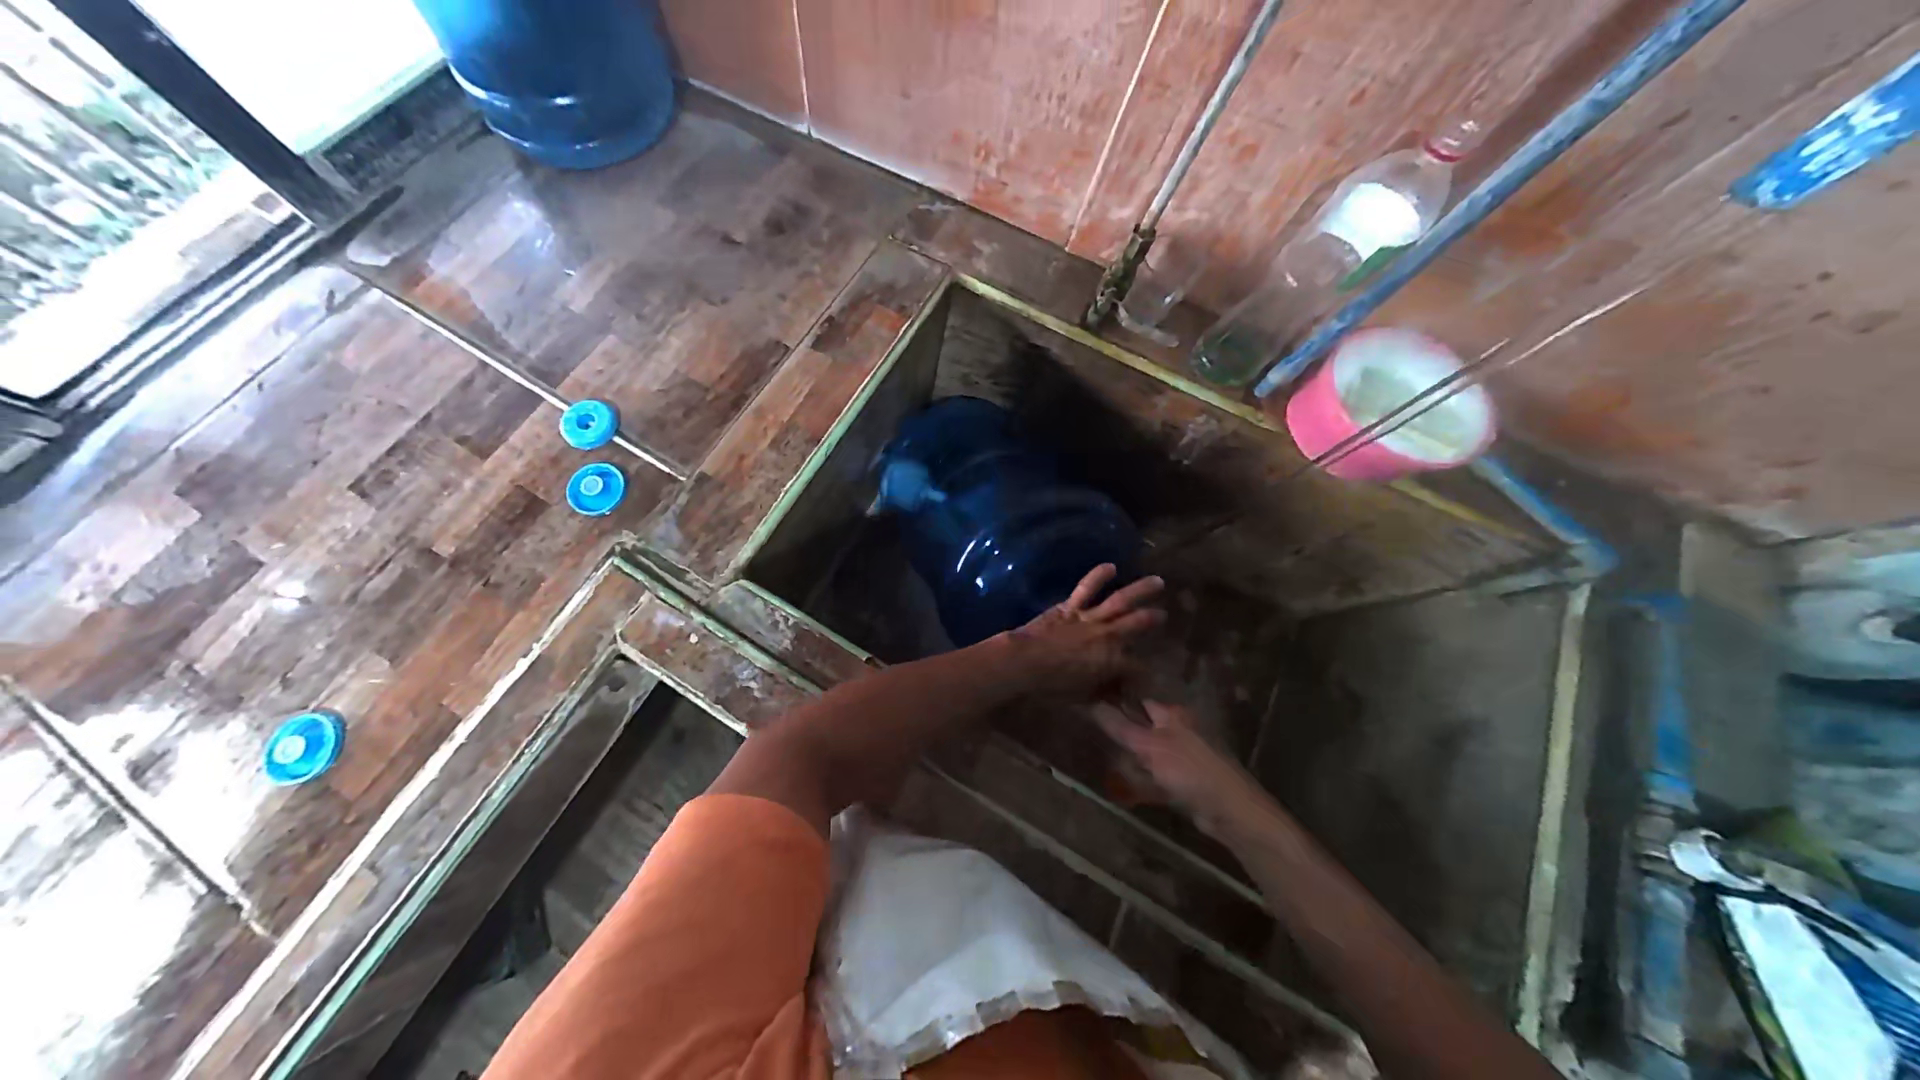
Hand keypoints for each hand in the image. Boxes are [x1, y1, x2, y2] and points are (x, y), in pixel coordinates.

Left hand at [996, 564, 1163, 696]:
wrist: (1024, 661)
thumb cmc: (1052, 685)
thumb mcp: (1083, 696)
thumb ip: (1103, 692)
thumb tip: (1118, 694)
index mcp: (1113, 661)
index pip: (1137, 667)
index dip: (1142, 674)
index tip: (1143, 677)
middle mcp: (1109, 635)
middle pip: (1138, 624)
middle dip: (1153, 620)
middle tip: (1163, 615)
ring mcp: (1090, 617)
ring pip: (1121, 600)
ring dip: (1141, 590)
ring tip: (1158, 581)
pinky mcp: (1070, 607)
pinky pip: (1086, 588)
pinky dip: (1098, 576)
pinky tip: (1110, 566)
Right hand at [1096, 699, 1273, 839]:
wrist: (1229, 810)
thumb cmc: (1190, 770)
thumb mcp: (1150, 746)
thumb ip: (1121, 727)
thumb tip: (1093, 704)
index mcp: (1174, 716)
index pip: (1140, 704)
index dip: (1118, 706)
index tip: (1092, 711)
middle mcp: (1179, 733)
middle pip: (1141, 732)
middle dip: (1123, 743)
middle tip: (1097, 746)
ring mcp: (1182, 760)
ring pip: (1147, 758)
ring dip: (1130, 767)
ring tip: (1107, 772)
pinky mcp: (1183, 784)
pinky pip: (1155, 781)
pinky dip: (1141, 786)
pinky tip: (1123, 792)